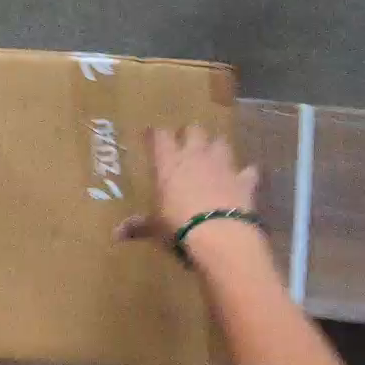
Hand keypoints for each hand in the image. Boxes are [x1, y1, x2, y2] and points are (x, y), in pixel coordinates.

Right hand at [119, 127, 269, 270]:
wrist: (220, 235)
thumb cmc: (179, 226)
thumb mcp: (156, 228)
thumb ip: (139, 226)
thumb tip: (116, 234)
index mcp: (169, 163)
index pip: (161, 136)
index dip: (157, 134)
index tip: (152, 135)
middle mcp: (195, 156)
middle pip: (194, 130)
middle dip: (190, 133)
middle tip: (185, 142)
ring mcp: (223, 165)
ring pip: (221, 142)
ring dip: (217, 146)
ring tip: (213, 155)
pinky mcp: (244, 180)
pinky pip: (248, 170)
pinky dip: (245, 173)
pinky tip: (243, 177)